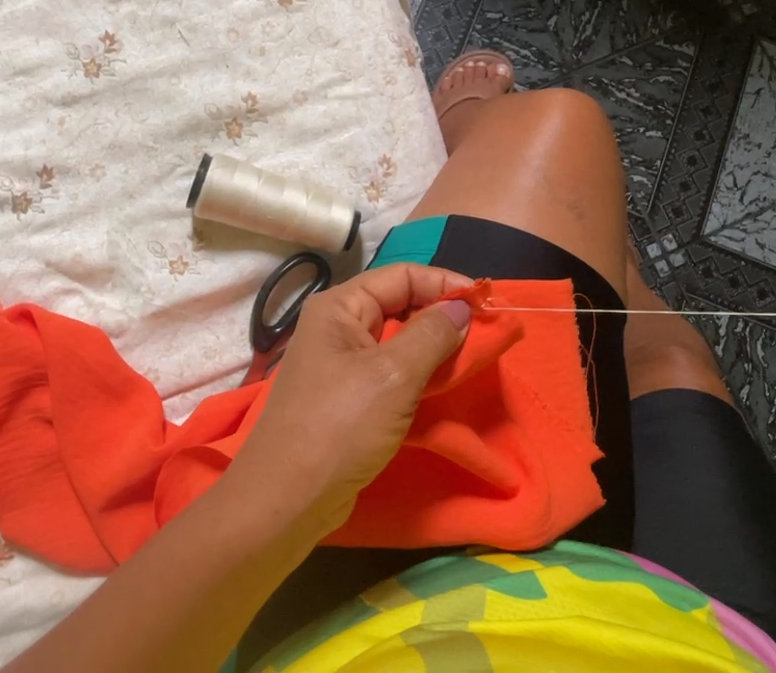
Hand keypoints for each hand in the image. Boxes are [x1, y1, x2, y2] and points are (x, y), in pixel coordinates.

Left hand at [229, 263, 475, 534]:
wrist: (289, 499)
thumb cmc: (340, 426)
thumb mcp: (393, 375)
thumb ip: (432, 335)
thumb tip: (462, 307)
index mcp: (339, 307)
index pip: (401, 276)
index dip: (445, 283)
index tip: (486, 303)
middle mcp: (338, 327)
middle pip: (400, 304)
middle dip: (443, 315)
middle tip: (486, 333)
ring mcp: (341, 364)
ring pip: (398, 341)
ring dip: (435, 347)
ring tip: (473, 358)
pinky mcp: (349, 398)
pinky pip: (392, 372)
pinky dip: (420, 375)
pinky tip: (444, 386)